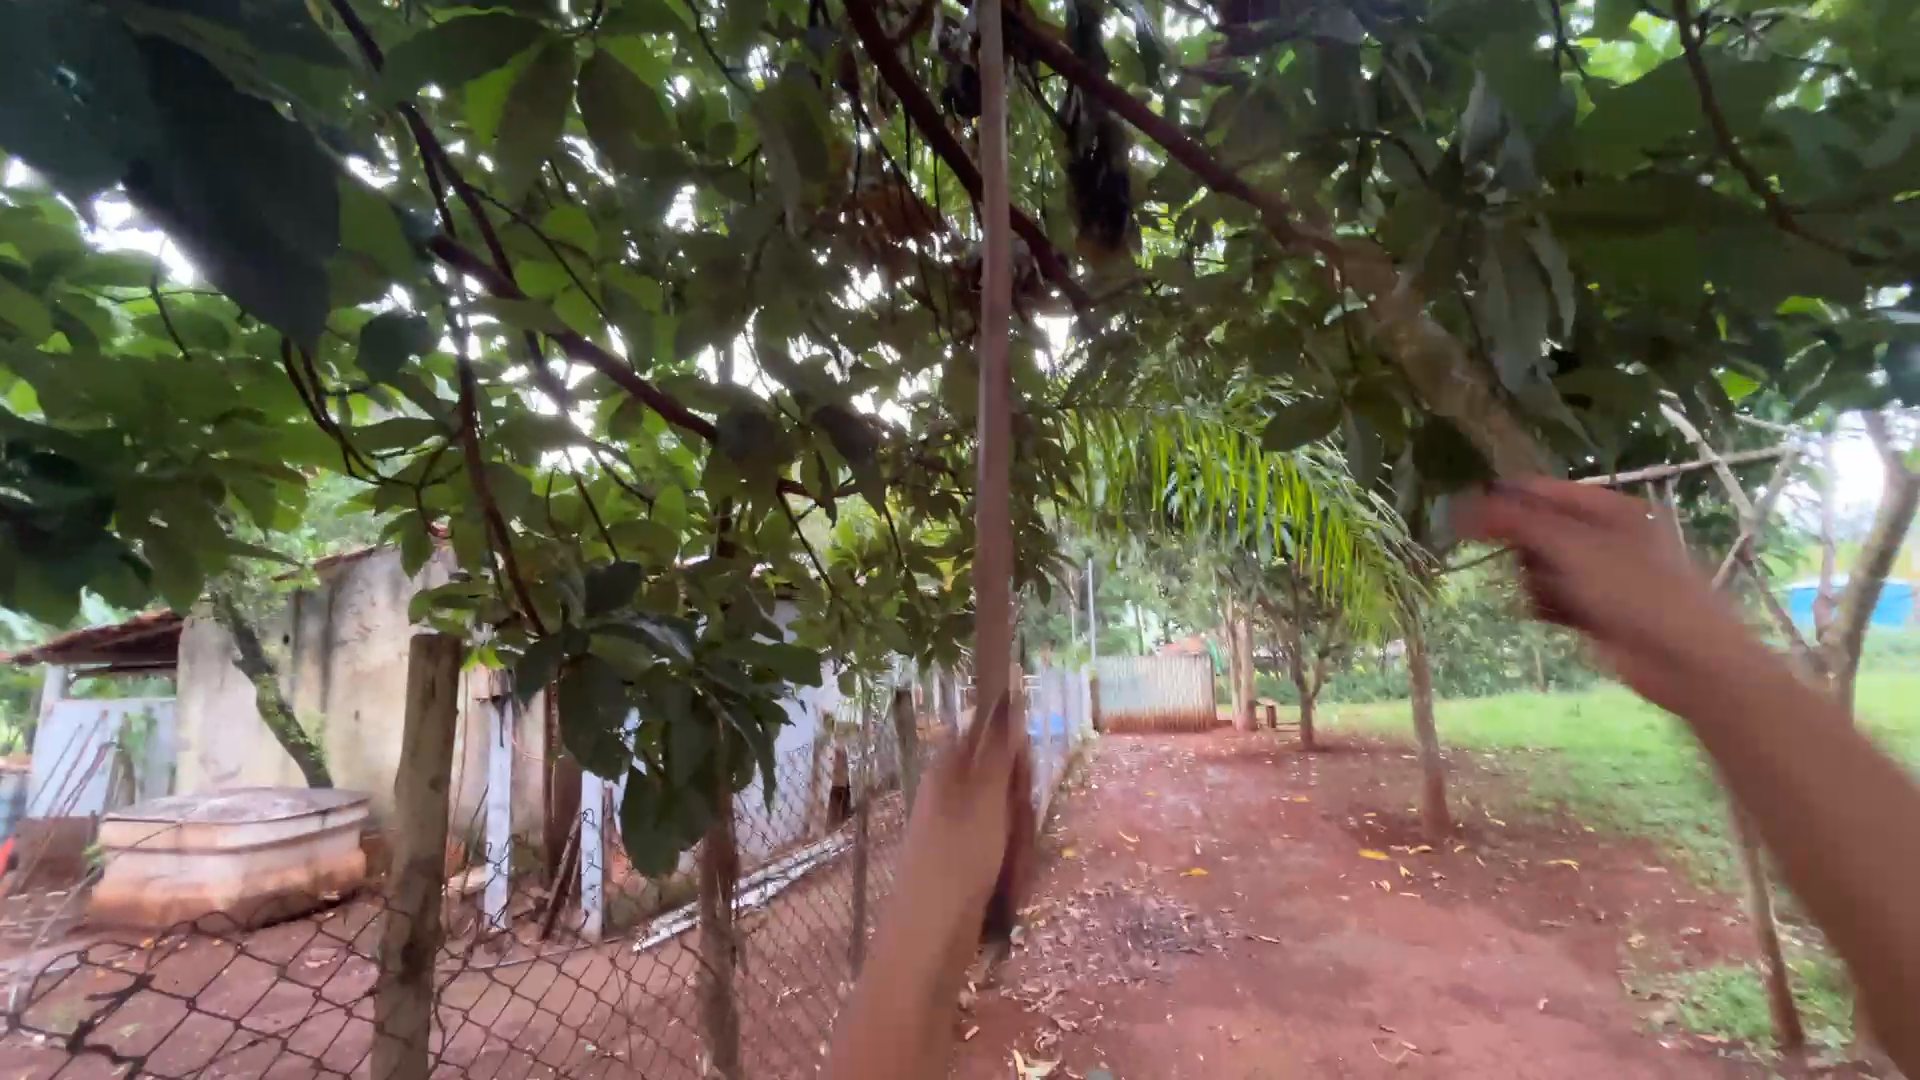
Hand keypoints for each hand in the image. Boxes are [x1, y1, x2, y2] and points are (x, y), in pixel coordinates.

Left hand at [888, 695, 1024, 943]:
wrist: (928, 942)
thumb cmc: (956, 861)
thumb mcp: (985, 798)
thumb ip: (998, 749)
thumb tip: (1008, 698)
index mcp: (948, 771)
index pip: (987, 737)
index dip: (1012, 754)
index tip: (1024, 778)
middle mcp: (951, 795)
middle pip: (1002, 781)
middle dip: (1020, 807)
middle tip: (1018, 830)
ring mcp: (957, 832)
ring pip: (1006, 820)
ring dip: (1018, 844)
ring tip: (1011, 870)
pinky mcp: (965, 865)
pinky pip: (999, 851)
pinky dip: (1009, 868)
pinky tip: (1008, 888)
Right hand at [1455, 478, 1780, 716]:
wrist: (1687, 660)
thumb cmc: (1637, 593)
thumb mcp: (1573, 547)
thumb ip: (1517, 522)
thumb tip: (1463, 506)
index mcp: (1608, 510)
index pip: (1538, 492)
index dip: (1500, 501)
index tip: (1462, 519)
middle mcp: (1603, 535)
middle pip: (1533, 529)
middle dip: (1520, 549)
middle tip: (1521, 565)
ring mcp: (1597, 572)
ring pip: (1536, 565)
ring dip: (1532, 581)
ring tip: (1550, 597)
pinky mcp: (1591, 606)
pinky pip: (1547, 595)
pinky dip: (1543, 604)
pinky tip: (1553, 616)